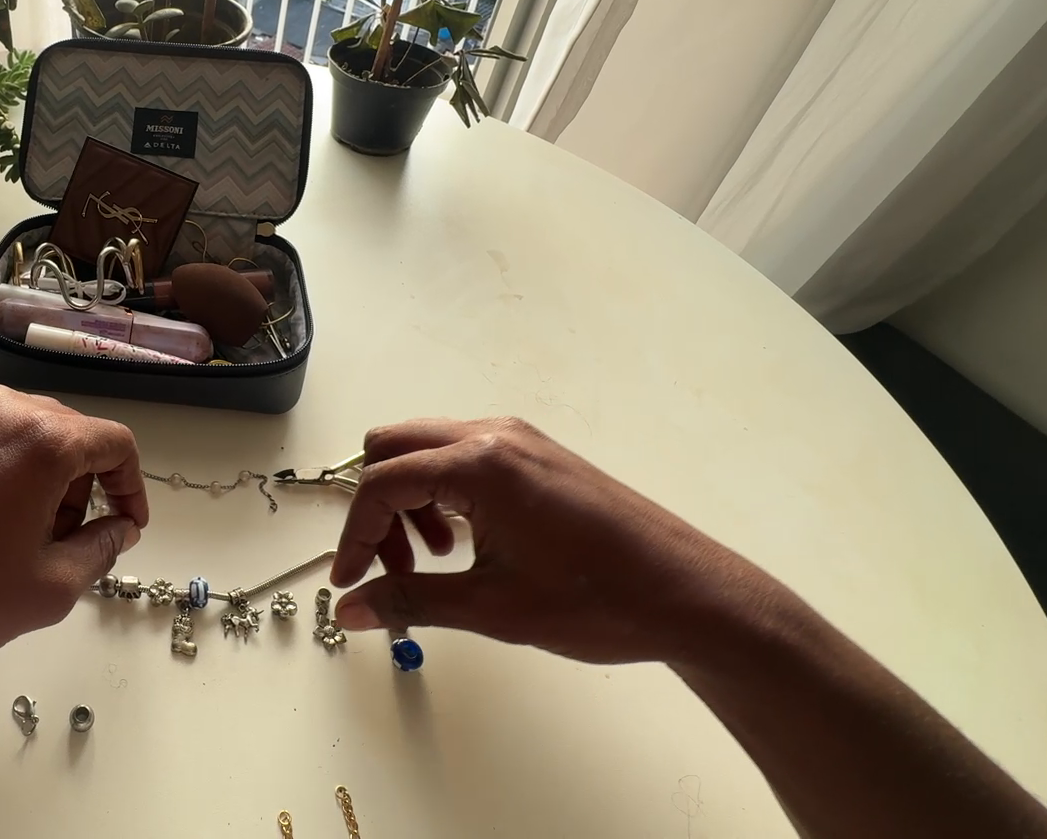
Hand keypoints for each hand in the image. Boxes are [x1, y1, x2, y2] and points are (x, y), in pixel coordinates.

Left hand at [0, 385, 146, 682]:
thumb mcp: (50, 587)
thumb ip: (101, 548)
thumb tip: (119, 528)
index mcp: (40, 439)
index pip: (113, 442)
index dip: (131, 485)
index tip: (126, 525)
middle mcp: (1, 410)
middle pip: (70, 433)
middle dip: (84, 484)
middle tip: (69, 538)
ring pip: (26, 433)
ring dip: (43, 476)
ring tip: (21, 533)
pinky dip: (3, 470)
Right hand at [330, 417, 774, 664]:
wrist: (698, 598)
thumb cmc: (598, 603)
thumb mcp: (493, 608)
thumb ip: (410, 601)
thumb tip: (348, 612)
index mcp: (478, 464)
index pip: (382, 483)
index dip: (355, 534)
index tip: (349, 582)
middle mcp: (490, 434)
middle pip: (391, 447)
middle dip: (376, 508)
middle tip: (390, 565)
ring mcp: (515, 437)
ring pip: (423, 449)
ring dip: (408, 499)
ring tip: (430, 559)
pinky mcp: (533, 451)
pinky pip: (458, 455)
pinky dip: (439, 491)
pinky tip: (462, 540)